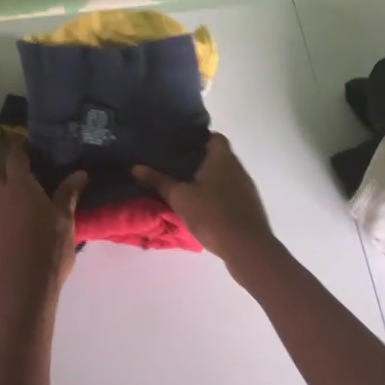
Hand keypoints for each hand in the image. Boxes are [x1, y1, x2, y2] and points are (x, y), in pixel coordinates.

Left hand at [0, 136, 86, 321]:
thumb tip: (80, 172)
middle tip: (26, 165)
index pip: (15, 157)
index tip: (29, 143)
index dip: (20, 147)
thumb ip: (68, 193)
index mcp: (19, 186)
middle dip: (7, 164)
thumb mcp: (65, 219)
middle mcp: (0, 196)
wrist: (25, 286)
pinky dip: (0, 202)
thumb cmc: (49, 248)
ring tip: (19, 187)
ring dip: (0, 184)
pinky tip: (14, 211)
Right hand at [134, 134, 276, 259]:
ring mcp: (246, 188)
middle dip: (199, 158)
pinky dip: (216, 193)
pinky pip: (229, 191)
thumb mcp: (180, 197)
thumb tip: (136, 167)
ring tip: (185, 182)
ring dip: (208, 177)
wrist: (247, 248)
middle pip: (218, 155)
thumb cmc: (212, 214)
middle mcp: (238, 168)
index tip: (179, 143)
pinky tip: (201, 203)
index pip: (214, 136)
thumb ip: (158, 181)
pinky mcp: (248, 206)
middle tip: (175, 163)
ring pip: (224, 174)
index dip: (198, 137)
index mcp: (223, 158)